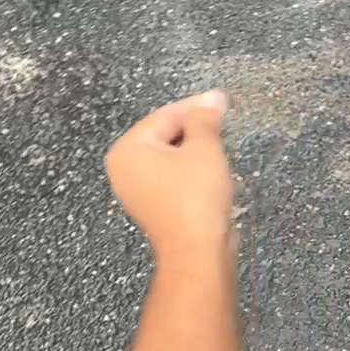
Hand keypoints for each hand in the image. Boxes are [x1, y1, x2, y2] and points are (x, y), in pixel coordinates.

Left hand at [106, 91, 234, 266]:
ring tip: (223, 147)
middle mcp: (125, 169)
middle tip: (225, 123)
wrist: (197, 252)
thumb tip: (213, 98)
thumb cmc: (197, 197)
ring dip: (196, 152)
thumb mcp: (204, 150)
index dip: (196, 106)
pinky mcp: (154, 208)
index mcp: (128, 150)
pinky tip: (214, 174)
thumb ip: (205, 119)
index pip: (164, 116)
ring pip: (170, 159)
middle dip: (196, 130)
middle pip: (165, 136)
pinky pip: (173, 179)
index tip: (222, 100)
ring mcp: (137, 191)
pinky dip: (192, 172)